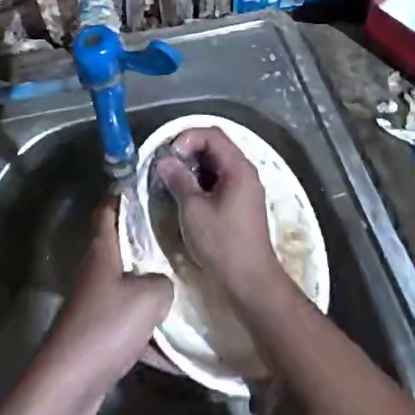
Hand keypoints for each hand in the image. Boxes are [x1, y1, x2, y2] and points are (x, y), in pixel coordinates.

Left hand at [32, 202, 172, 414]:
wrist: (70, 380)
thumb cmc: (106, 326)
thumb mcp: (149, 296)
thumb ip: (164, 282)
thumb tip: (166, 283)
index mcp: (103, 254)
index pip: (107, 214)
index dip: (121, 199)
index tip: (146, 191)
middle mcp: (97, 275)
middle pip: (123, 253)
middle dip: (150, 248)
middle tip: (183, 244)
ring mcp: (97, 306)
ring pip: (132, 292)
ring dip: (155, 296)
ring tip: (190, 293)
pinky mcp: (101, 336)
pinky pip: (133, 330)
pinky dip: (153, 339)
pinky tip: (180, 354)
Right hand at [155, 127, 281, 298]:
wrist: (250, 279)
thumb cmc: (222, 242)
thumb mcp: (193, 209)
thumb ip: (178, 180)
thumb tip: (164, 160)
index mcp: (238, 168)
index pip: (212, 135)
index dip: (186, 137)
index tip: (168, 155)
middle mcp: (245, 172)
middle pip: (215, 146)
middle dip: (188, 151)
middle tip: (167, 166)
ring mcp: (245, 187)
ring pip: (216, 163)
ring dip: (193, 166)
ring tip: (173, 181)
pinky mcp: (241, 202)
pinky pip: (219, 179)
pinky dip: (201, 180)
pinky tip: (187, 195)